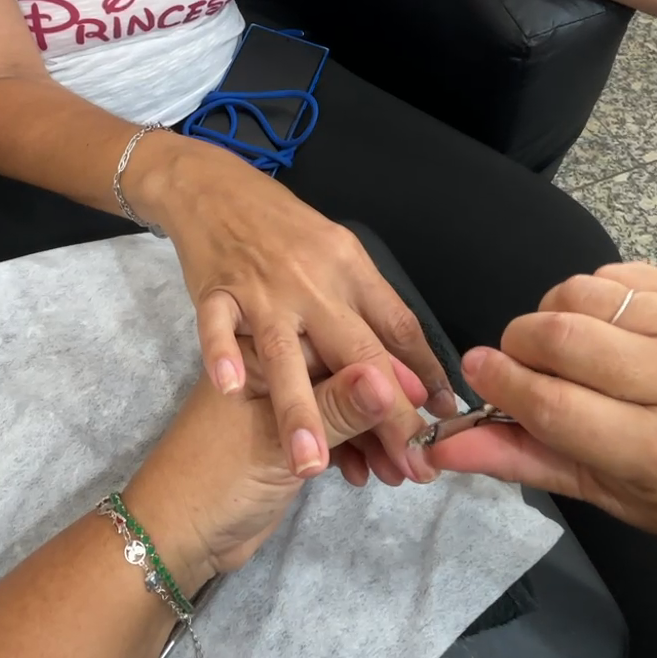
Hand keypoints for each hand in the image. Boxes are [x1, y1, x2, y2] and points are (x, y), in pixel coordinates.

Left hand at [123, 344, 412, 587]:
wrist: (174, 532)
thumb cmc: (216, 473)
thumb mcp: (278, 440)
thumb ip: (335, 406)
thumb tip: (388, 379)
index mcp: (268, 346)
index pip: (340, 346)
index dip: (389, 376)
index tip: (431, 409)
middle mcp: (277, 364)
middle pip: (346, 376)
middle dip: (387, 412)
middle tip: (421, 450)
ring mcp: (280, 399)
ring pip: (341, 405)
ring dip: (372, 436)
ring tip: (401, 472)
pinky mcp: (284, 432)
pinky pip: (330, 430)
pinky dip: (351, 449)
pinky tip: (368, 472)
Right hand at [128, 138, 454, 484]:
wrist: (214, 188)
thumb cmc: (280, 227)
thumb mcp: (334, 256)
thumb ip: (367, 310)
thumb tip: (408, 376)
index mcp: (349, 265)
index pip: (398, 327)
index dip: (423, 378)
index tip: (441, 424)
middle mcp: (312, 278)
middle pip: (355, 350)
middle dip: (384, 414)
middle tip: (407, 469)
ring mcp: (261, 285)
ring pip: (285, 351)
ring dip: (299, 407)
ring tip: (310, 462)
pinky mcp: (215, 289)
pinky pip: (217, 325)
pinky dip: (222, 353)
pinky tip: (231, 387)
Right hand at [424, 263, 656, 543]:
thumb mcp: (601, 492)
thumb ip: (518, 460)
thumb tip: (442, 446)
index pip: (556, 404)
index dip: (502, 382)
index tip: (476, 371)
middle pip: (562, 338)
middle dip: (519, 345)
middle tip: (522, 364)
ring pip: (578, 295)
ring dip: (551, 317)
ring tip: (569, 350)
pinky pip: (607, 274)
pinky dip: (585, 298)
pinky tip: (605, 330)